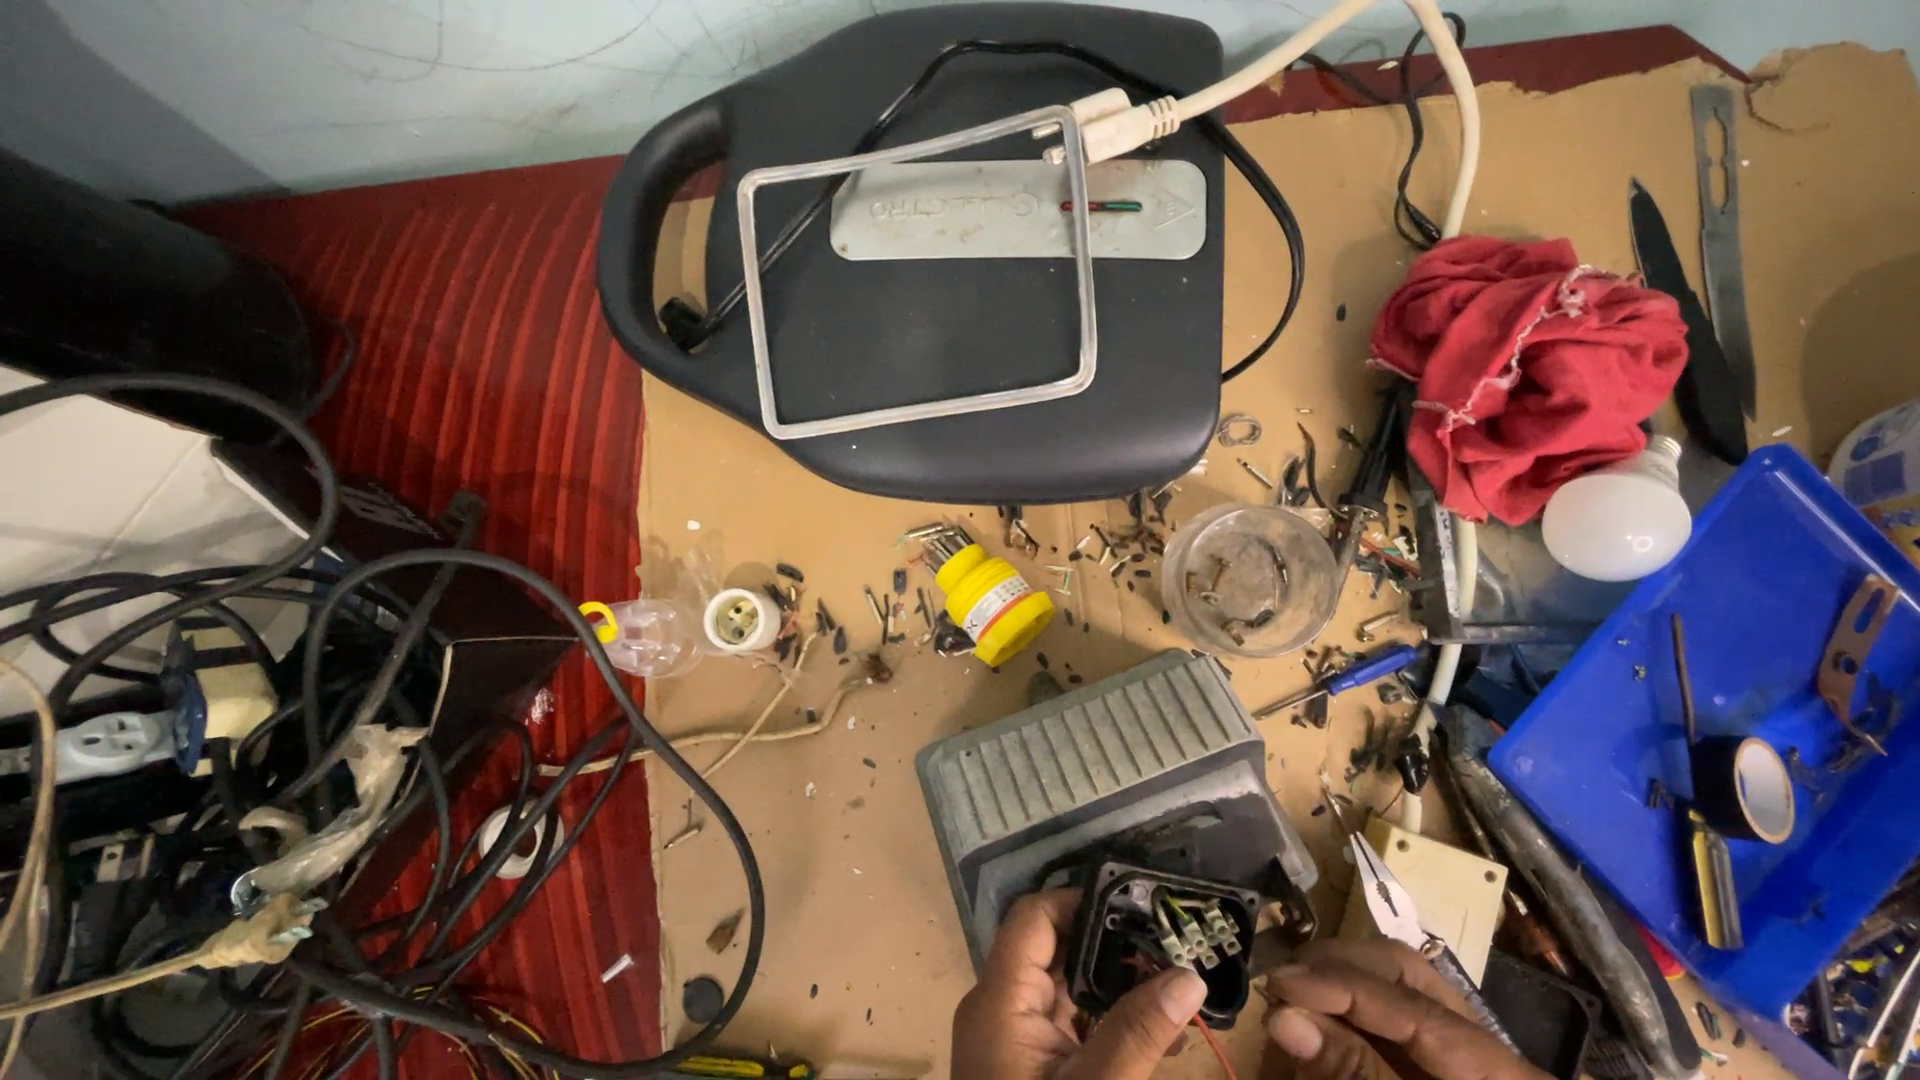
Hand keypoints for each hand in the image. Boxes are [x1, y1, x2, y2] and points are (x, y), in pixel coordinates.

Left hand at [952, 889, 1208, 1078]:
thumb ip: (1138, 1034)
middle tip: (1176, 947)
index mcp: (1001, 999)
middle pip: (1059, 950)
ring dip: (1126, 990)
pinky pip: (1078, 1028)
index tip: (1140, 908)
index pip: (1035, 919)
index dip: (1082, 903)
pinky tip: (1167, 1038)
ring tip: (1183, 991)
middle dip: (1118, 948)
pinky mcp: (1037, 1068)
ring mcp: (1019, 1039)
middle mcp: (1005, 1007)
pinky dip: (1117, 1026)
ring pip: (1074, 990)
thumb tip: (1188, 975)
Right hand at [1263, 939, 1547, 1079]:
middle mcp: (1492, 1052)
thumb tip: (1283, 1015)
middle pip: (1405, 972)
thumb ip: (1354, 1076)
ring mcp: (1471, 1057)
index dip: (1342, 987)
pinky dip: (1350, 1012)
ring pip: (1397, 983)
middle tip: (1283, 987)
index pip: (1411, 1006)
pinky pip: (1392, 1014)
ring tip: (1294, 1001)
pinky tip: (1319, 1026)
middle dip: (1339, 970)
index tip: (1278, 984)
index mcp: (1503, 1077)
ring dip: (1339, 982)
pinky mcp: (1444, 1067)